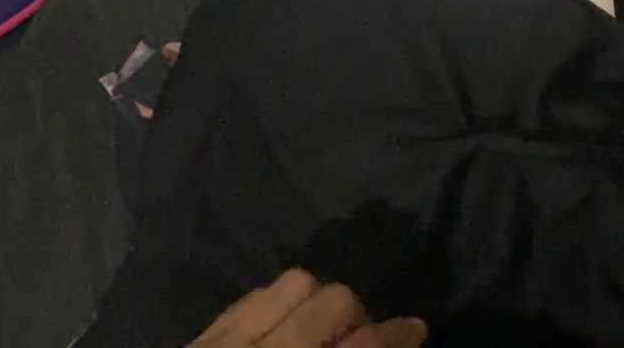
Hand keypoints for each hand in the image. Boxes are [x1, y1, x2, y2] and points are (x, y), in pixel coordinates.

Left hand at [193, 269, 427, 347]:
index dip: (393, 337)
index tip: (417, 330)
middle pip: (333, 302)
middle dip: (360, 315)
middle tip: (363, 340)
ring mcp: (231, 340)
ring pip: (296, 283)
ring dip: (320, 300)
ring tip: (324, 329)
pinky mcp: (206, 334)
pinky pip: (256, 293)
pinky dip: (281, 302)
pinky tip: (285, 325)